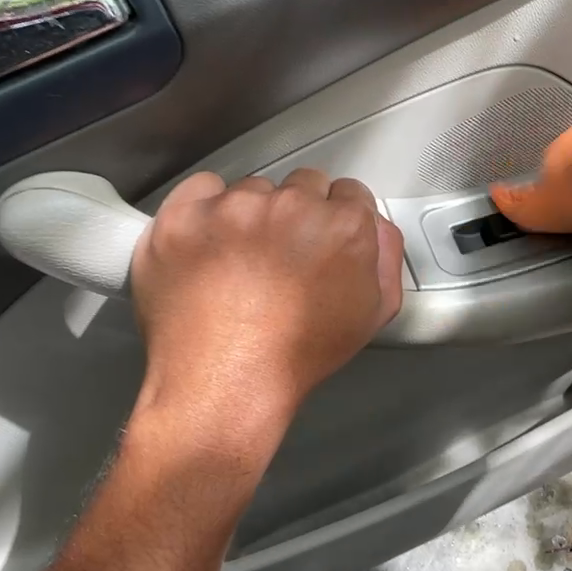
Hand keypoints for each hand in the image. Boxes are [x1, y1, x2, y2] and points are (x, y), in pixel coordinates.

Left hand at [129, 168, 403, 452]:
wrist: (224, 386)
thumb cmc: (296, 355)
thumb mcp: (374, 313)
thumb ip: (386, 255)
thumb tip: (376, 225)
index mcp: (344, 225)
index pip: (349, 192)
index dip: (337, 217)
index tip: (322, 237)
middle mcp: (292, 206)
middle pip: (303, 184)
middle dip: (298, 212)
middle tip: (284, 253)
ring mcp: (234, 208)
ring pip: (253, 188)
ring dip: (252, 214)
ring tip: (243, 261)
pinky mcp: (185, 216)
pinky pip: (201, 188)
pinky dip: (205, 209)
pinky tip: (211, 243)